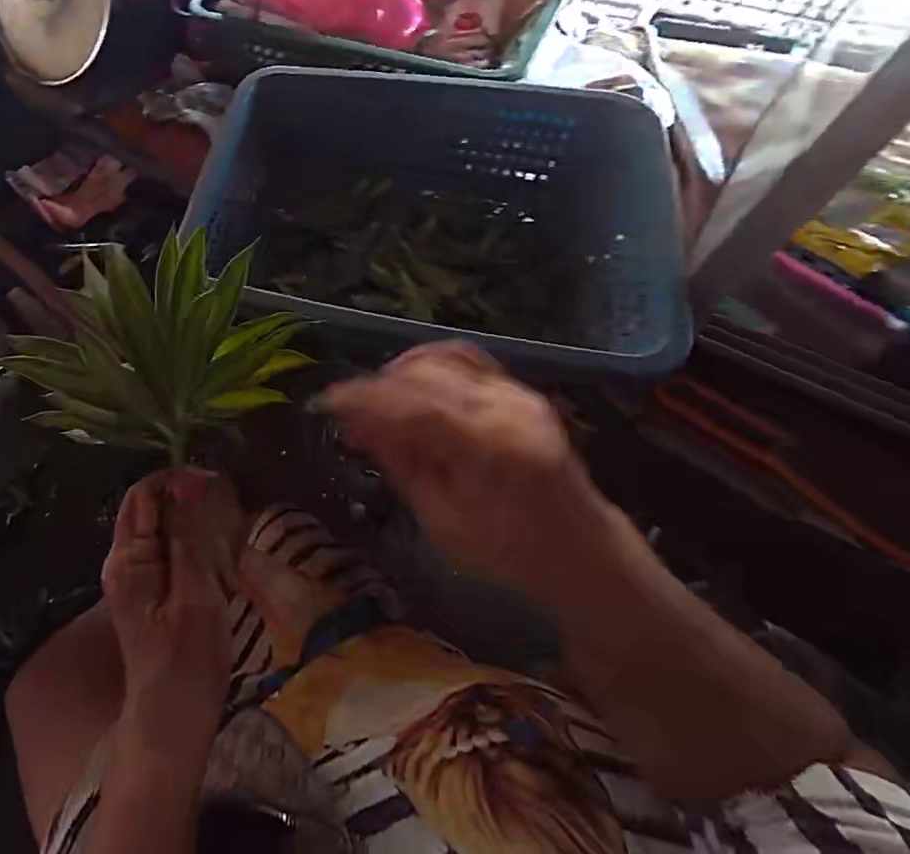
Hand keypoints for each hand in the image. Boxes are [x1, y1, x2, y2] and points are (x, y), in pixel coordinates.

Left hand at [101, 469, 229, 759]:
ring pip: (151, 525)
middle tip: (222, 496)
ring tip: (220, 516)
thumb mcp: (196, 598)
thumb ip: (188, 541)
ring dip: (182, 514)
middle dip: (179, 493)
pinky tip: (209, 547)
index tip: (214, 481)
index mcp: (127, 560)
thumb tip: (188, 487)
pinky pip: (159, 547)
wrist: (171, 721)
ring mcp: (129, 576)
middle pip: (143, 507)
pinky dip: (183, 537)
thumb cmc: (187, 663)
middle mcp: (120, 561)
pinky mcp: (142, 590)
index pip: (142, 496)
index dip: (175, 479)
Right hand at [318, 342, 622, 598]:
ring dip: (398, 373)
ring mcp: (518, 394)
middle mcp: (509, 408)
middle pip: (424, 374)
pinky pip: (465, 358)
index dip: (364, 399)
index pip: (415, 406)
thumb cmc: (507, 552)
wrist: (583, 551)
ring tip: (375, 400)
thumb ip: (399, 462)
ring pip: (441, 358)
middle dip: (375, 387)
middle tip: (347, 412)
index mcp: (492, 449)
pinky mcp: (520, 390)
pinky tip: (407, 382)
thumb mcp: (440, 519)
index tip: (326, 401)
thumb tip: (352, 424)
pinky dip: (427, 363)